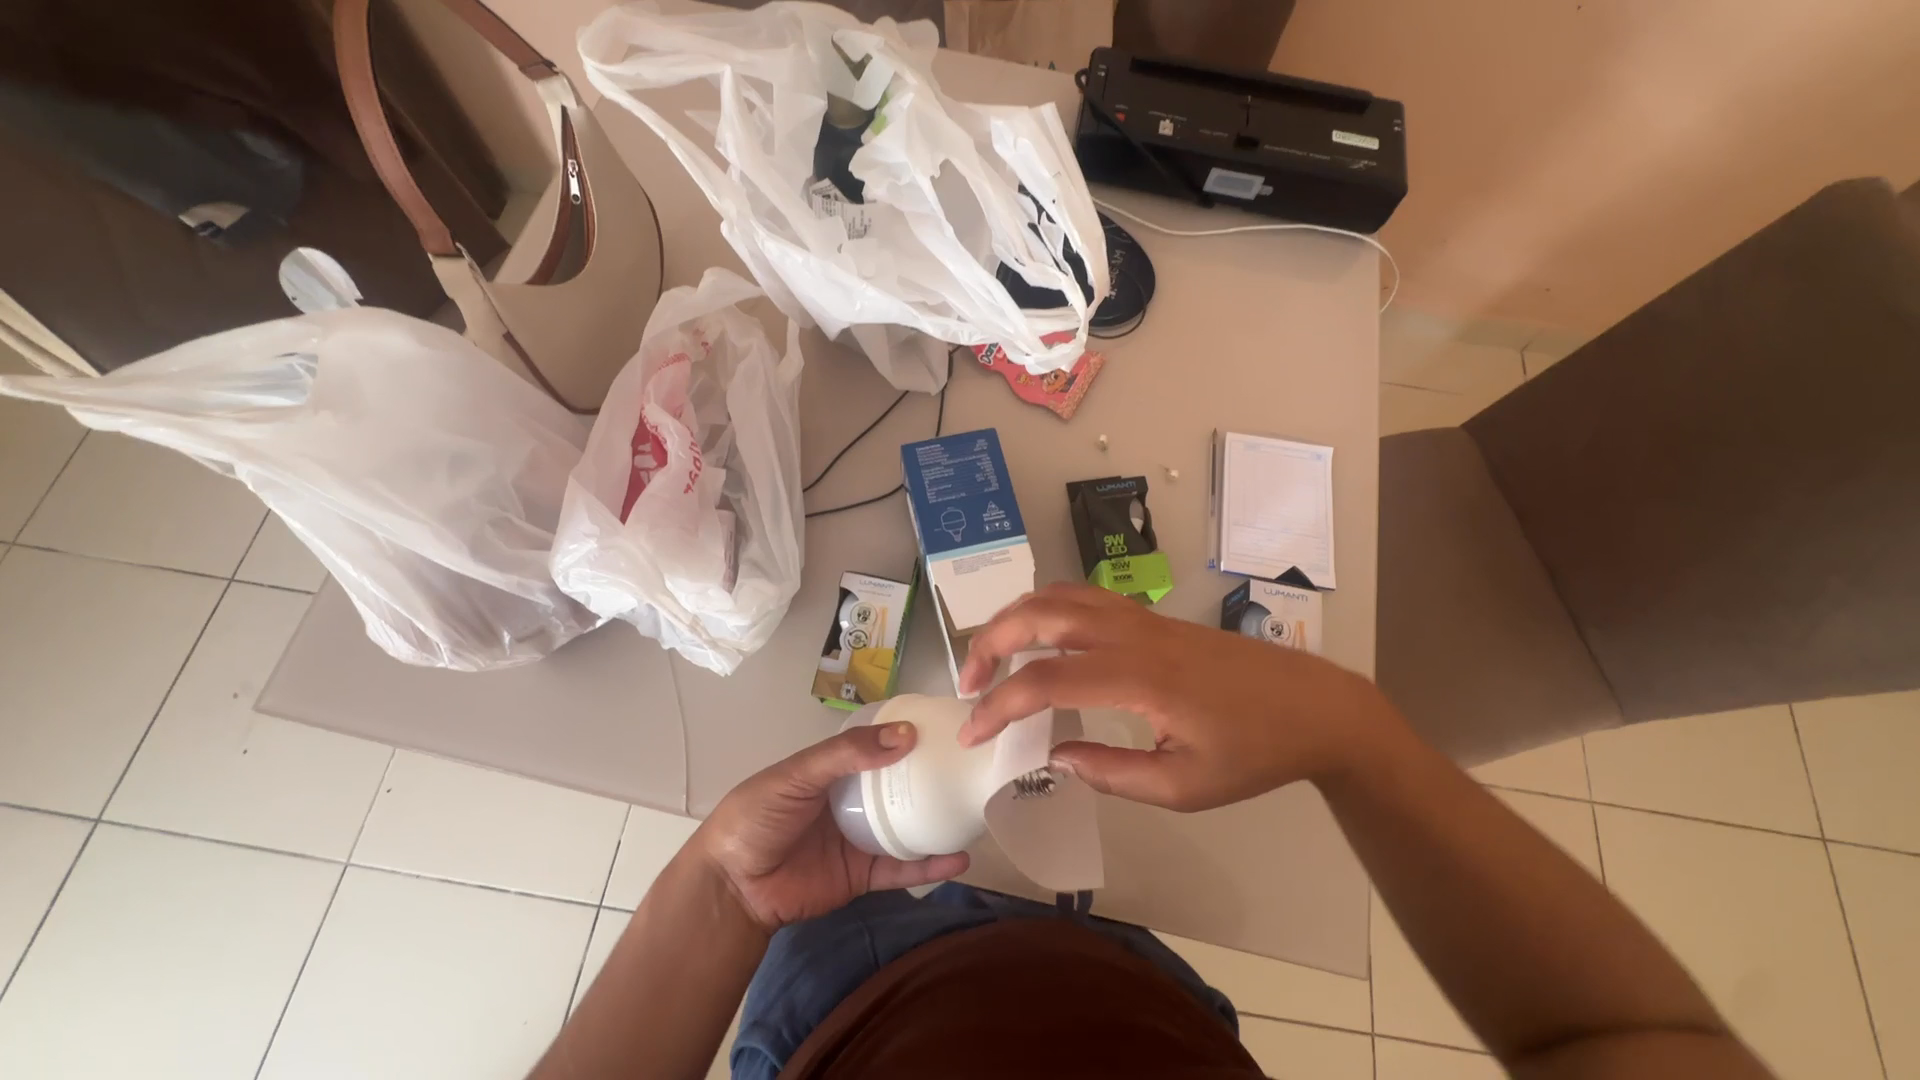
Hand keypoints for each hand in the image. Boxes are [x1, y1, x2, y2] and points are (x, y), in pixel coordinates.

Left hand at [694, 722, 969, 931]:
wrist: (732, 888)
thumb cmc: (757, 817)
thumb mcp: (797, 775)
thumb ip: (847, 755)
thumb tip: (906, 736)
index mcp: (834, 770)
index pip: (878, 746)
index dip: (907, 735)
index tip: (946, 726)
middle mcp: (852, 801)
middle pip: (899, 787)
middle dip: (931, 777)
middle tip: (971, 766)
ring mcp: (859, 840)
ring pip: (907, 827)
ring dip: (938, 820)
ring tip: (975, 809)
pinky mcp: (863, 877)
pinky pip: (902, 869)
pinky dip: (931, 865)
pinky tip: (960, 858)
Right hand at [956, 584, 1400, 811]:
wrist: (1315, 706)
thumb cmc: (1255, 752)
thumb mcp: (1185, 785)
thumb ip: (1113, 774)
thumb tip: (1055, 756)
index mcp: (1139, 678)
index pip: (1046, 680)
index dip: (999, 704)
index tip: (973, 732)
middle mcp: (1132, 634)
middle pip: (1040, 614)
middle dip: (991, 641)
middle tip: (969, 683)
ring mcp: (1142, 619)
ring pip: (1059, 594)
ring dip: (1015, 618)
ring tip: (994, 656)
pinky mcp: (1152, 618)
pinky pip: (1084, 598)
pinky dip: (1046, 609)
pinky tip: (1041, 639)